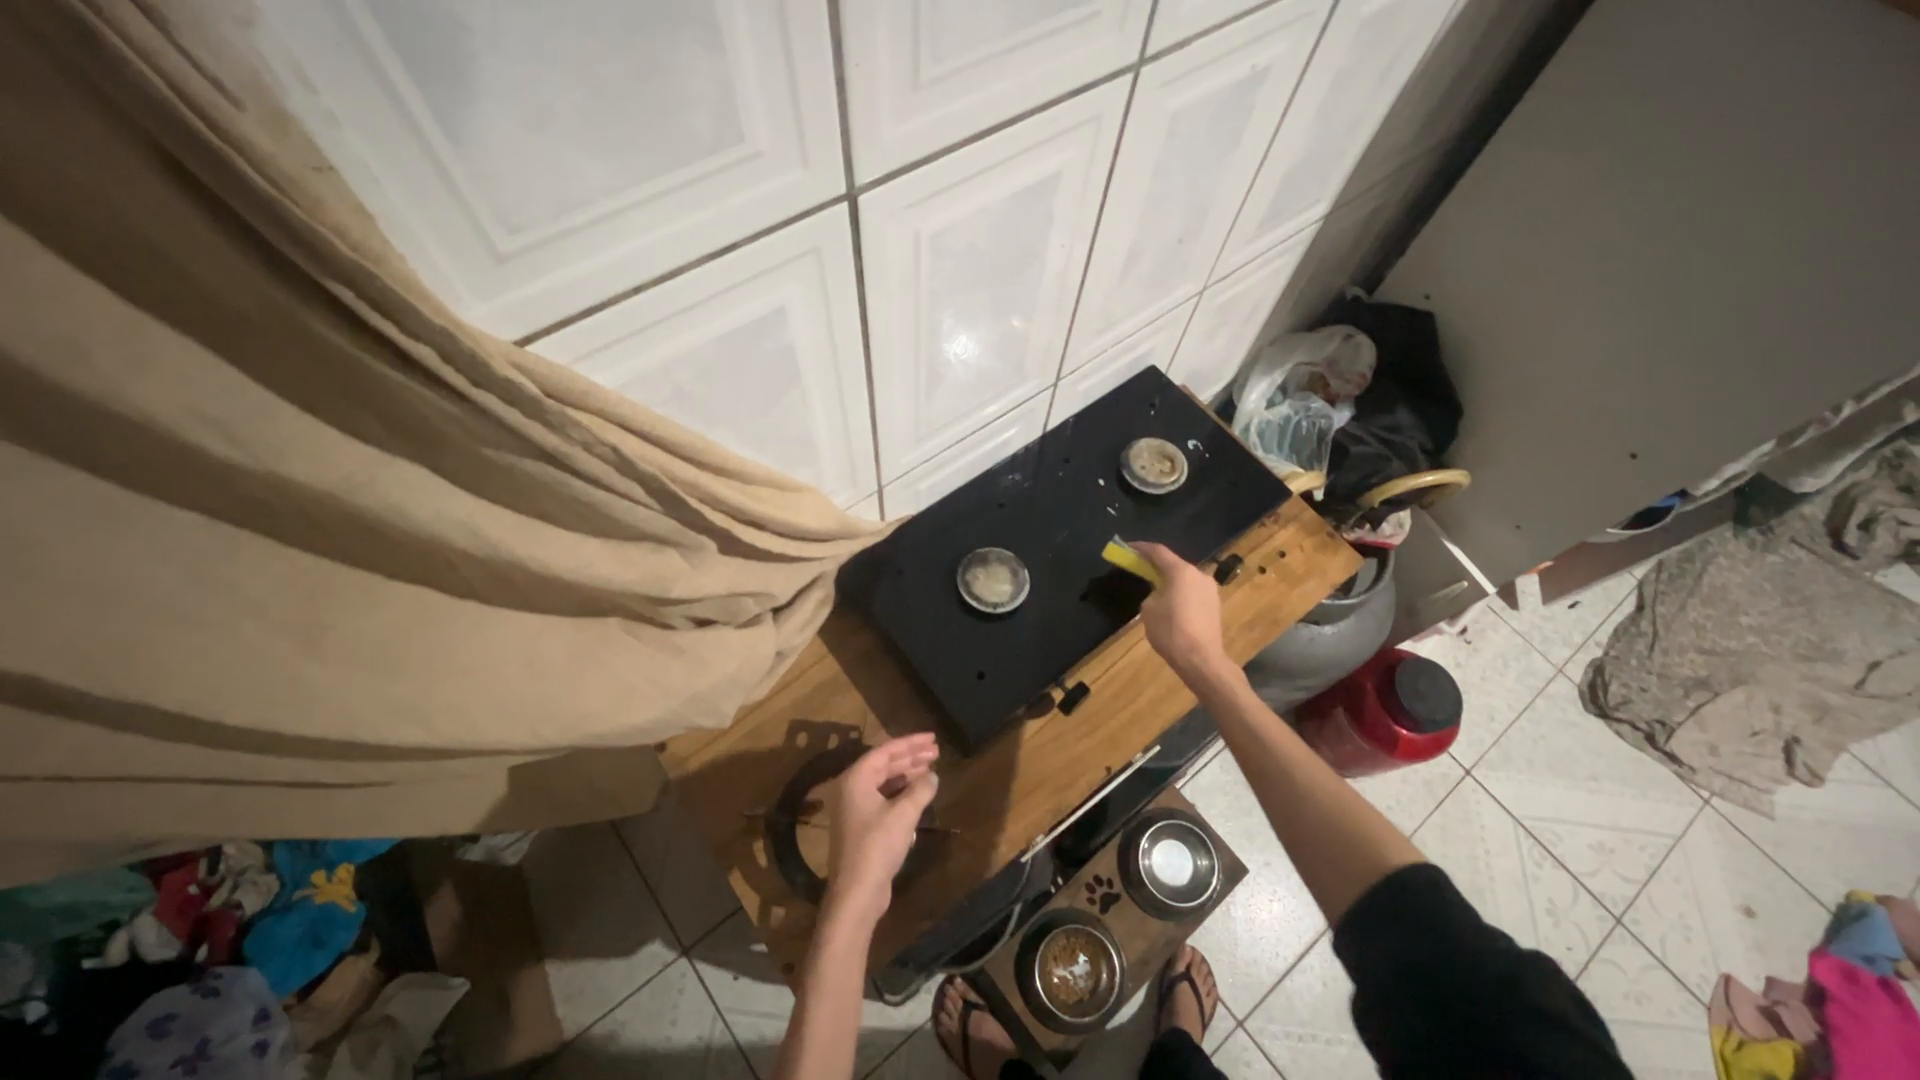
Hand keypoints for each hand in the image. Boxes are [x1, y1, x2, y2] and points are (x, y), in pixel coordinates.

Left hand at [823, 734, 939, 927]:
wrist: (856, 891)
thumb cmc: (877, 846)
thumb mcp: (903, 815)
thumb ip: (920, 790)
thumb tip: (933, 775)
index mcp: (855, 779)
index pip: (885, 751)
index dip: (910, 743)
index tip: (932, 738)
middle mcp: (851, 789)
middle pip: (883, 764)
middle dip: (910, 757)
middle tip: (936, 752)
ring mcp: (854, 808)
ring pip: (883, 782)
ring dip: (906, 774)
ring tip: (930, 769)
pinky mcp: (861, 826)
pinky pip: (883, 798)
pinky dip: (900, 792)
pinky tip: (918, 794)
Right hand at [1134, 542, 1231, 684]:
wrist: (1201, 659)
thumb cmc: (1171, 632)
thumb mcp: (1149, 611)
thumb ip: (1152, 594)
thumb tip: (1159, 595)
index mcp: (1182, 572)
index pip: (1159, 552)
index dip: (1141, 548)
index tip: (1128, 547)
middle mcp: (1199, 574)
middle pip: (1174, 564)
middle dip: (1156, 566)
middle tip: (1140, 569)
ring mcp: (1210, 589)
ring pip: (1185, 579)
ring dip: (1170, 580)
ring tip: (1156, 590)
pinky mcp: (1215, 604)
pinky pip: (1192, 592)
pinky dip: (1180, 592)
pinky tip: (1172, 605)